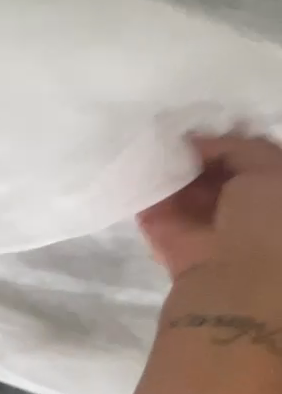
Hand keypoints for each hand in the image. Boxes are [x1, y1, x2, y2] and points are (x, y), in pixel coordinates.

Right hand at [139, 135, 281, 280]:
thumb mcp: (273, 172)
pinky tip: (127, 156)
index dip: (227, 136)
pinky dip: (135, 174)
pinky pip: (144, 190)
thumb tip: (195, 139)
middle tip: (168, 125)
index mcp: (268, 192)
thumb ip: (240, 147)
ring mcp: (195, 211)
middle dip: (190, 146)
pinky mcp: (158, 219)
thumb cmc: (273, 222)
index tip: (204, 122)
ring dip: (161, 158)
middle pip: (207, 162)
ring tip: (144, 136)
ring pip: (175, 174)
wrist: (237, 272)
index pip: (246, 155)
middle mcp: (237, 200)